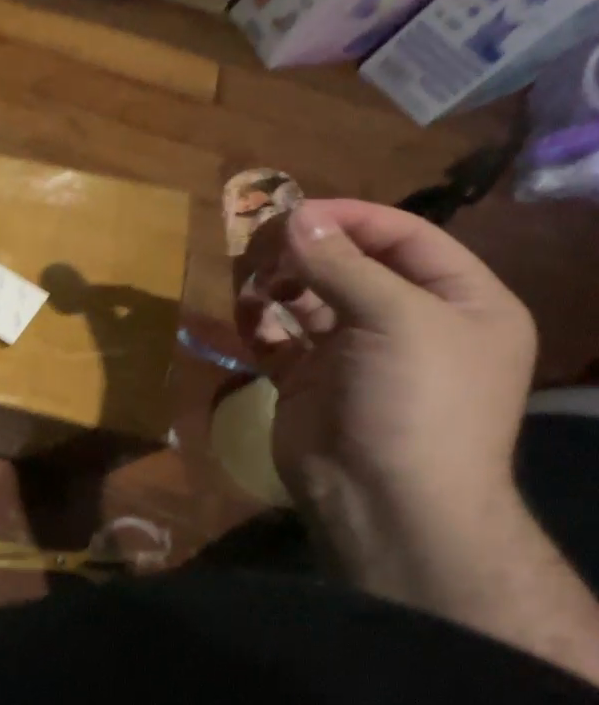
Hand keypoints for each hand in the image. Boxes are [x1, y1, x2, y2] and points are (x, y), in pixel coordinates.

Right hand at [236, 200, 598, 687]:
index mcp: (460, 302)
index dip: (350, 219)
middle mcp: (408, 322)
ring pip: (310, 299)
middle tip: (256, 242)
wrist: (384, 494)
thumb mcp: (396, 319)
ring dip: (278, 282)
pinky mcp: (307, 380)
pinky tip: (243, 311)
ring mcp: (354, 354)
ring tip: (247, 276)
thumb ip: (343, 265)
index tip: (291, 210)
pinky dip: (259, 321)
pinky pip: (278, 338)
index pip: (406, 239)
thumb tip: (294, 216)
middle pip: (351, 266)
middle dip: (305, 250)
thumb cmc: (415, 400)